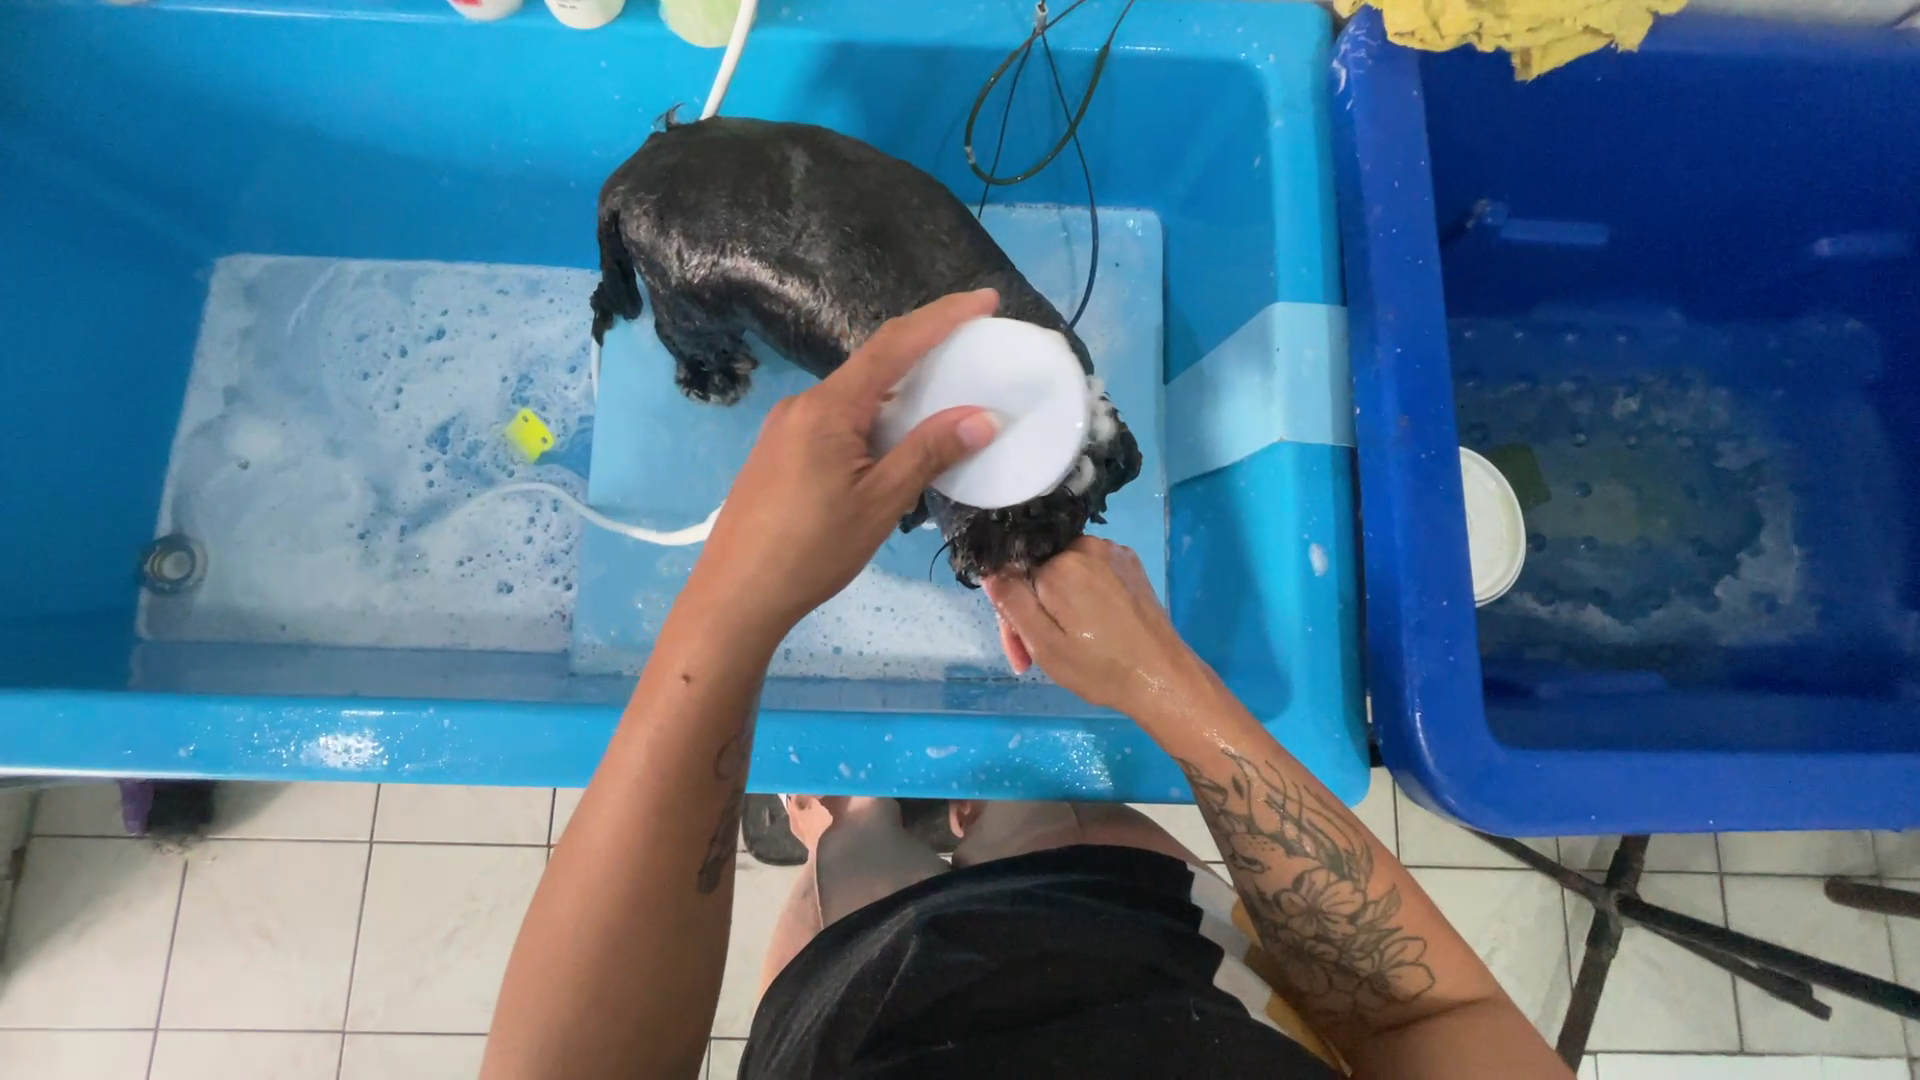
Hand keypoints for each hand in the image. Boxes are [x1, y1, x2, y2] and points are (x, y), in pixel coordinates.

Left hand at [686, 289, 1002, 636]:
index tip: (984, 299)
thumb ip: (928, 454)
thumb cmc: (811, 551)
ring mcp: (786, 428)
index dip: (942, 317)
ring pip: (854, 395)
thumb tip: (982, 417)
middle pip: (873, 364)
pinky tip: (892, 441)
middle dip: (924, 351)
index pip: (893, 345)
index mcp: (829, 408)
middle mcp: (804, 405)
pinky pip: (837, 419)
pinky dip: (874, 417)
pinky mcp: (780, 451)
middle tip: (973, 351)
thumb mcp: (880, 503)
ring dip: (900, 392)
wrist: (736, 595)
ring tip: (943, 401)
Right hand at [984, 538, 1217, 720]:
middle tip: (1032, 657)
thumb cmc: (1100, 668)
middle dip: (1031, 611)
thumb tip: (990, 571)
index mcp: (1061, 562)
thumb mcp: (1044, 644)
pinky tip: (1086, 629)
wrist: (1164, 679)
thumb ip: (1012, 602)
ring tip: (1061, 647)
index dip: (1008, 606)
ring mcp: (1112, 552)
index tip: (1017, 643)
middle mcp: (1086, 545)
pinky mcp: (1129, 565)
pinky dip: (1078, 598)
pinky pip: (1088, 572)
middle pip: (1038, 571)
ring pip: (1062, 573)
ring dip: (1054, 606)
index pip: (1012, 570)